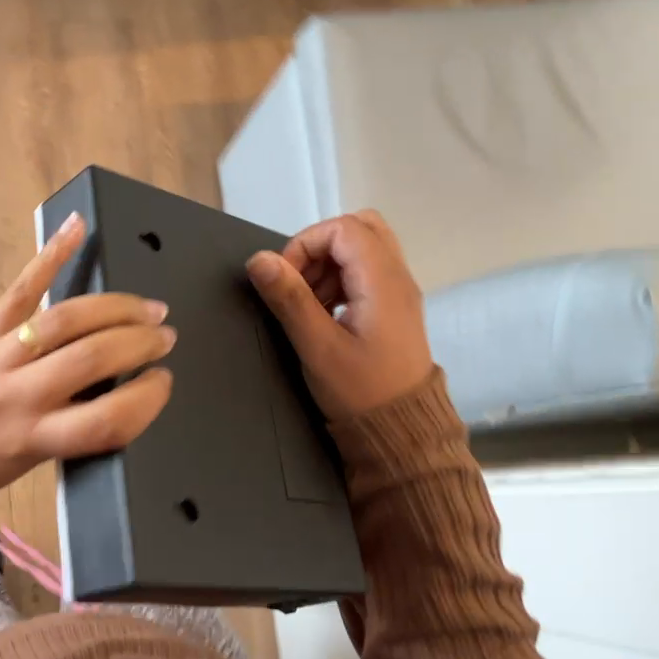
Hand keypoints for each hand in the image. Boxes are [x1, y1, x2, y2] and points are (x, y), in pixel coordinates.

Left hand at [0, 213, 175, 497]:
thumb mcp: (32, 459)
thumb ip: (73, 427)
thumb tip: (120, 390)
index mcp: (34, 438)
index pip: (108, 420)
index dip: (148, 400)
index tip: (162, 384)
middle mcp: (18, 395)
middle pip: (94, 359)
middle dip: (140, 342)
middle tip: (165, 337)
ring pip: (65, 320)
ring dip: (115, 308)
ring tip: (146, 307)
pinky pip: (20, 291)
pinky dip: (51, 255)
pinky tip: (78, 227)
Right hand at [246, 210, 432, 420]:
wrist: (400, 429)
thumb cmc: (359, 389)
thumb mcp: (317, 346)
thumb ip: (289, 299)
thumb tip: (258, 259)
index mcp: (383, 281)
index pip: (344, 229)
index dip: (305, 243)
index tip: (285, 278)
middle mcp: (397, 277)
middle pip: (360, 229)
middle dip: (319, 248)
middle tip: (297, 282)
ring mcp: (399, 292)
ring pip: (363, 249)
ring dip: (327, 265)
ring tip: (307, 304)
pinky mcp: (393, 308)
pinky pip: (366, 273)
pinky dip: (339, 281)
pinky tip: (323, 313)